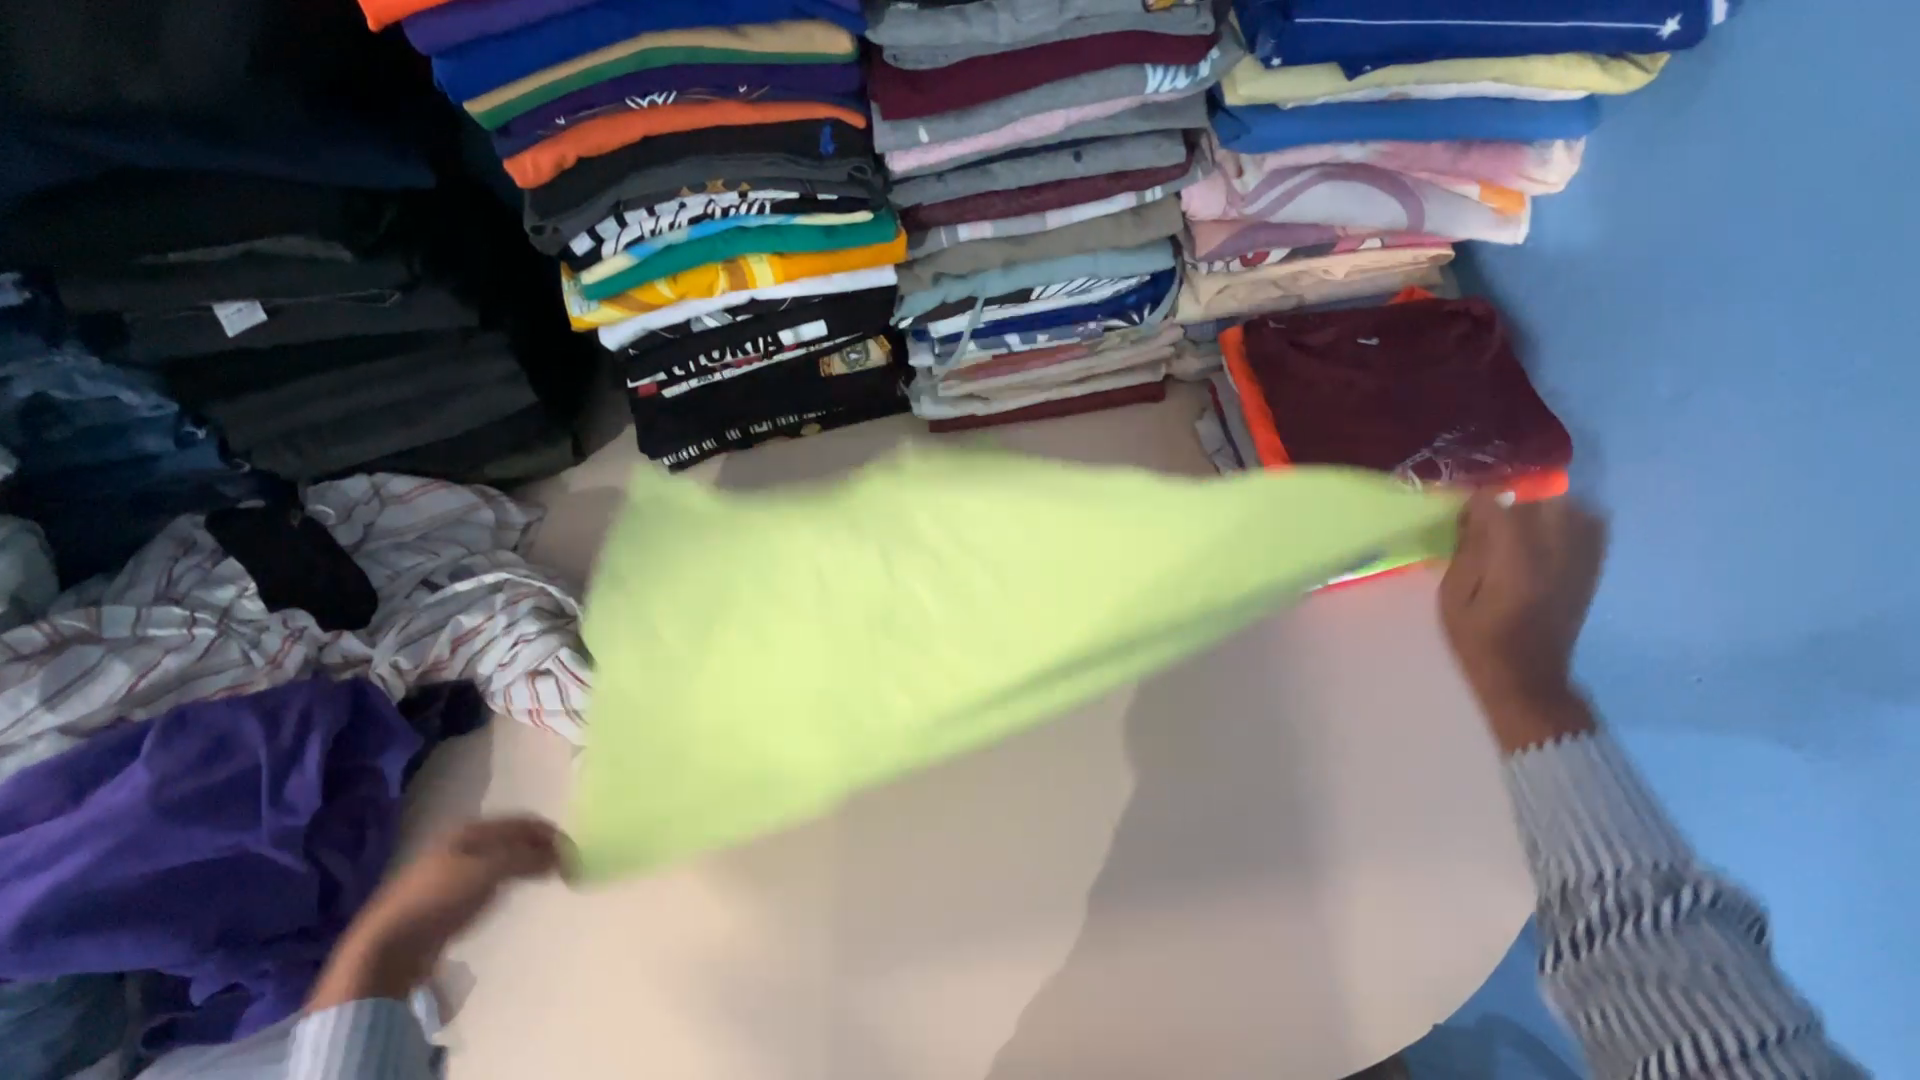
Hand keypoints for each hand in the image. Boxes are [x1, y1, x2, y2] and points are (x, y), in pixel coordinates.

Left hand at [306, 817, 568, 1010]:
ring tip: (548, 878)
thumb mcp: (490, 871)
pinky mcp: (449, 897)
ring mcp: (454, 870)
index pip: (523, 822)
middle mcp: (463, 843)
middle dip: (541, 848)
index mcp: (471, 830)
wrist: (389, 945)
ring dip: (528, 864)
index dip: (551, 834)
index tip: (575, 852)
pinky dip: (512, 880)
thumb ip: (529, 858)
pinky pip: (491, 878)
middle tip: (566, 866)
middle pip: (514, 838)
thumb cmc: (440, 899)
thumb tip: (563, 856)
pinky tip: (516, 893)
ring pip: (503, 858)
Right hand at [1439, 492, 1606, 751]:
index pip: (1500, 507)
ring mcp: (1579, 561)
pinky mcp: (1591, 571)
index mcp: (1514, 562)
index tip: (1464, 511)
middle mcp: (1554, 554)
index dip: (1479, 502)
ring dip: (1544, 508)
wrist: (1528, 678)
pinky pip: (1593, 529)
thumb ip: (1467, 552)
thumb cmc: (1479, 639)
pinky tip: (1550, 535)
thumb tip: (1475, 515)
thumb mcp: (1453, 597)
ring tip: (1522, 524)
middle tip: (1494, 517)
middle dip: (1515, 500)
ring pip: (1572, 509)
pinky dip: (1572, 522)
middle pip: (1542, 500)